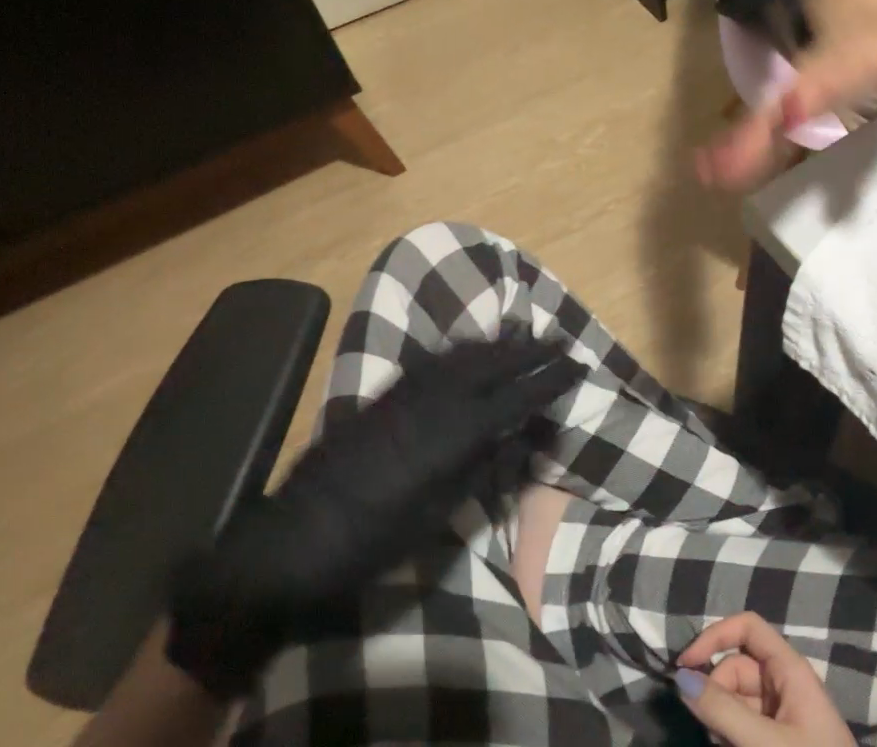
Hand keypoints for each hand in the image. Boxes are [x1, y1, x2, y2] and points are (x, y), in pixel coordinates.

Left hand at [164, 339, 585, 699]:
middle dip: (529, 350)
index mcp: (458, 431)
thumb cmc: (379, 538)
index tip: (578, 365)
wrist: (298, 536)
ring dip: (496, 344)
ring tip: (520, 337)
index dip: (550, 378)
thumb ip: (485, 463)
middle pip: (493, 362)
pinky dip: (460, 351)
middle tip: (558, 341)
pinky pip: (432, 360)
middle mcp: (436, 400)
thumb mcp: (443, 509)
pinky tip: (466, 351)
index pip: (518, 393)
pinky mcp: (382, 395)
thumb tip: (522, 434)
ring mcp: (406, 392)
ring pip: (461, 354)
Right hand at [674, 613, 856, 746]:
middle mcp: (783, 683)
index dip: (714, 636)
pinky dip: (728, 735)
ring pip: (734, 699)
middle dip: (715, 693)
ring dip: (719, 720)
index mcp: (790, 669)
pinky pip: (741, 724)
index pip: (748, 628)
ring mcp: (779, 712)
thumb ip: (723, 710)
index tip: (683, 667)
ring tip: (724, 746)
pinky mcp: (774, 738)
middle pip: (735, 668)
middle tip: (711, 731)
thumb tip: (681, 678)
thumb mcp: (765, 741)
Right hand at [698, 0, 876, 190]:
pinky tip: (710, 175)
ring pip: (759, 128)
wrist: (849, 11)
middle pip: (775, 112)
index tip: (792, 111)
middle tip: (724, 168)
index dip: (810, 96)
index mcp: (839, 64)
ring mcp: (787, 100)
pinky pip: (759, 138)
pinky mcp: (781, 118)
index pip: (823, 80)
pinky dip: (735, 155)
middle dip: (752, 138)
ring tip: (708, 175)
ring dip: (735, 152)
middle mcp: (806, 83)